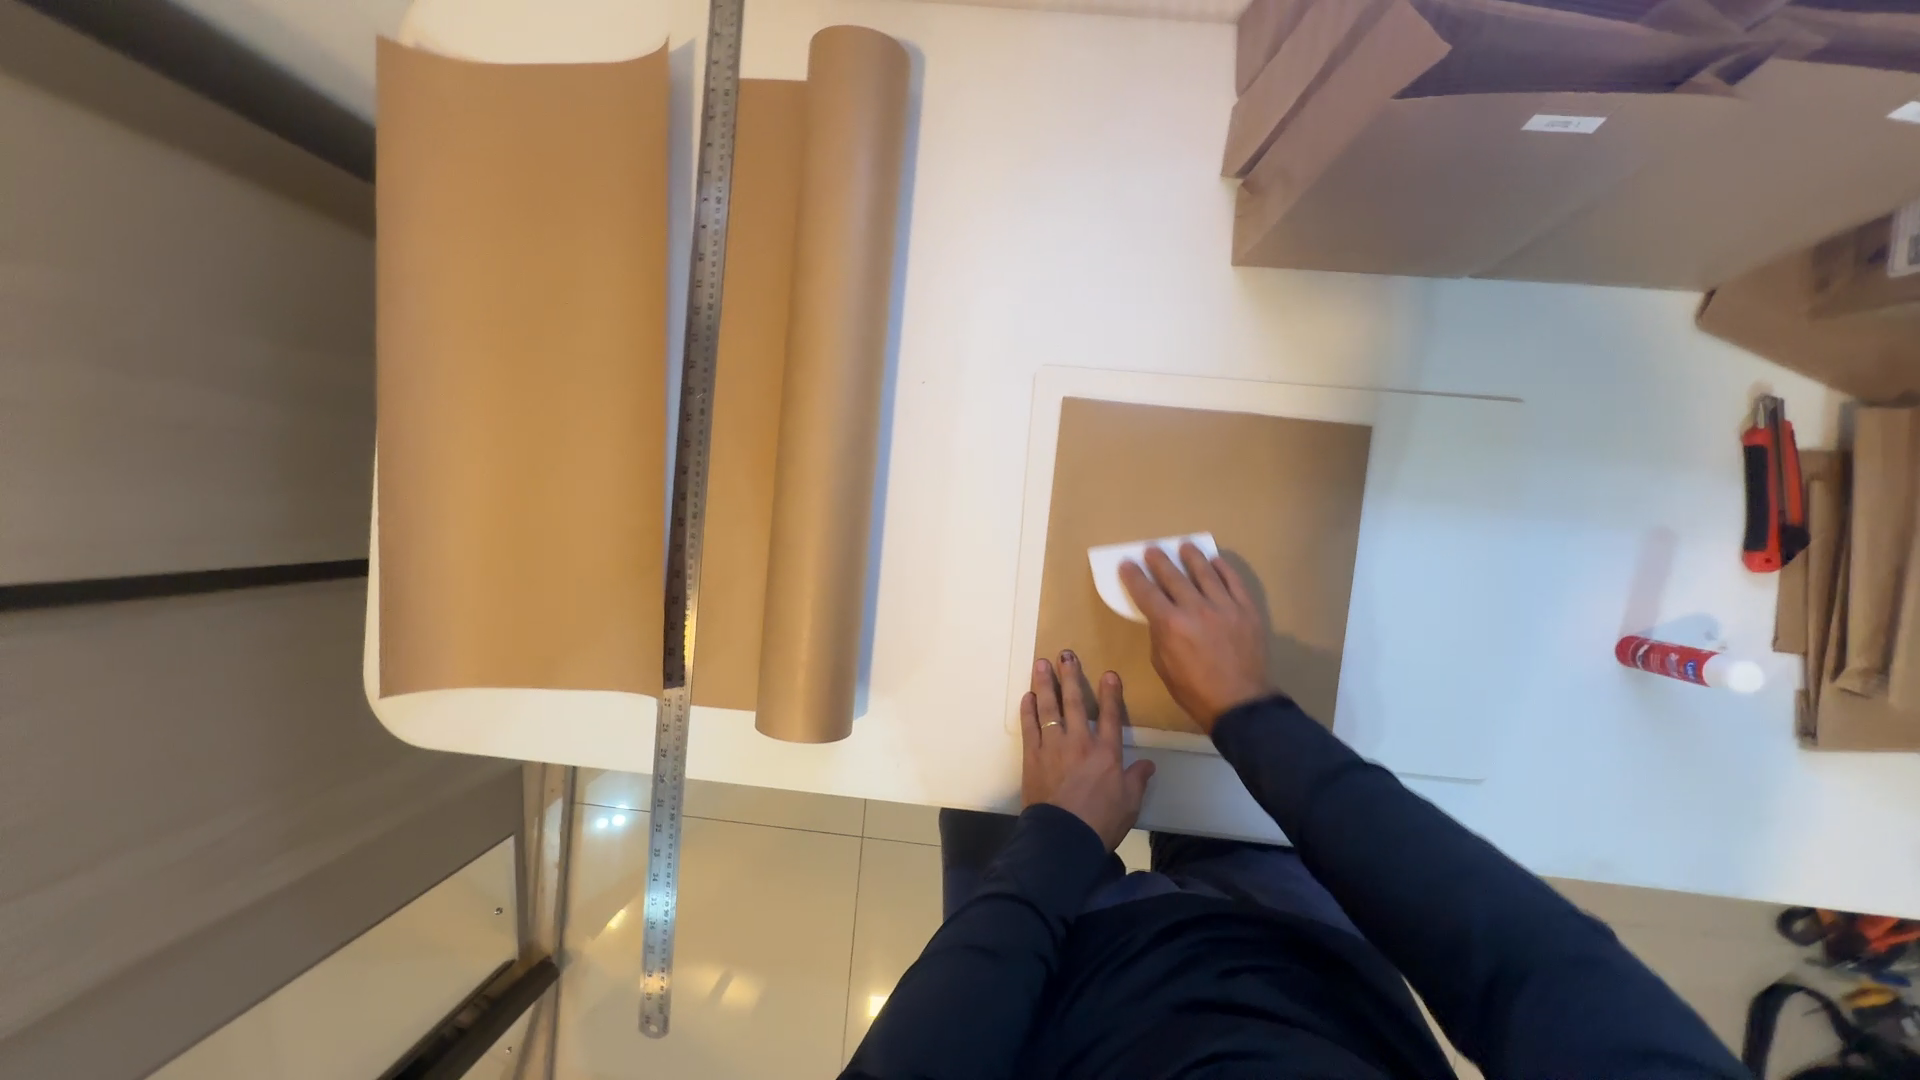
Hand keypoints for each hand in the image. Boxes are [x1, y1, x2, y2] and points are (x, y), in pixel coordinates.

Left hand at [1020, 651, 1154, 850]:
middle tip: (1066, 655)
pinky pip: (1030, 726)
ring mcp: (1053, 746)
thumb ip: (1137, 779)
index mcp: (1106, 753)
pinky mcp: (1033, 756)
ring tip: (1042, 664)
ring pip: (1049, 707)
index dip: (1111, 693)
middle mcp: (1079, 742)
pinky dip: (1028, 710)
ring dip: (1045, 684)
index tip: (1108, 673)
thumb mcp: (1130, 803)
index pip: (1111, 716)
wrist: (1063, 837)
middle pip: (1076, 702)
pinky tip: (1027, 696)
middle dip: (1071, 676)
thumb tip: (1148, 764)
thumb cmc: (1101, 822)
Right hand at [1119, 544, 1272, 732]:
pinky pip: (1234, 581)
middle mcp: (1196, 608)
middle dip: (1159, 560)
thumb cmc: (1194, 690)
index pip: (1146, 591)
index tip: (1126, 564)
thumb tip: (1161, 615)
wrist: (1240, 703)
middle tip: (1152, 550)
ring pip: (1205, 572)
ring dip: (1192, 556)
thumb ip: (1159, 634)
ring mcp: (1224, 606)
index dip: (1133, 576)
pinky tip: (1215, 561)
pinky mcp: (1247, 610)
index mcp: (1170, 624)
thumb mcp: (1163, 665)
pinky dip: (1223, 568)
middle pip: (1173, 575)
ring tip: (1184, 546)